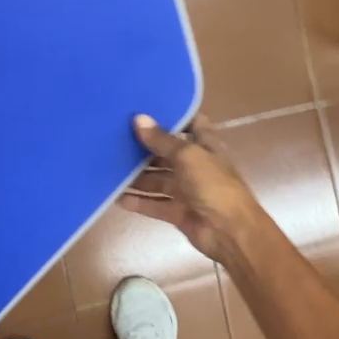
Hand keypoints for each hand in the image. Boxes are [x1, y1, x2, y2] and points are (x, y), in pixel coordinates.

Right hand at [118, 114, 270, 261]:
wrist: (229, 231)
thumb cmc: (213, 185)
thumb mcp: (188, 156)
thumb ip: (162, 140)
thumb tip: (139, 119)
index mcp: (205, 146)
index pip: (192, 124)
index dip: (174, 115)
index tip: (147, 107)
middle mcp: (195, 166)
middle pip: (167, 153)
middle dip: (145, 147)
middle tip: (115, 137)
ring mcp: (186, 190)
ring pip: (158, 180)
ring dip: (138, 176)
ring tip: (109, 167)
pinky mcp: (178, 212)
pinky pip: (154, 204)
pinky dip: (138, 202)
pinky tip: (116, 197)